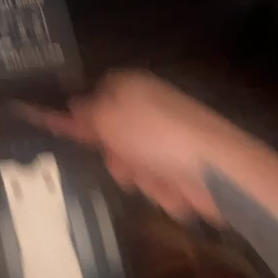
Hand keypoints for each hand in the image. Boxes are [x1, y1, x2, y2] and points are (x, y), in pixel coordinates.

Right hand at [25, 70, 241, 222]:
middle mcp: (146, 109)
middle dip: (115, 157)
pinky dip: (162, 189)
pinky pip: (155, 183)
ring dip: (139, 177)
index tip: (60, 132)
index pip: (91, 97)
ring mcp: (166, 139)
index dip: (77, 117)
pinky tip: (174, 187)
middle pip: (110, 138)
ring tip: (155, 176)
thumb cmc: (156, 135)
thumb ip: (84, 112)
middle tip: (122, 160)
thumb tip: (70, 105)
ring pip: (131, 166)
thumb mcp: (108, 117)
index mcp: (128, 87)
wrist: (217, 169)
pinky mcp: (182, 168)